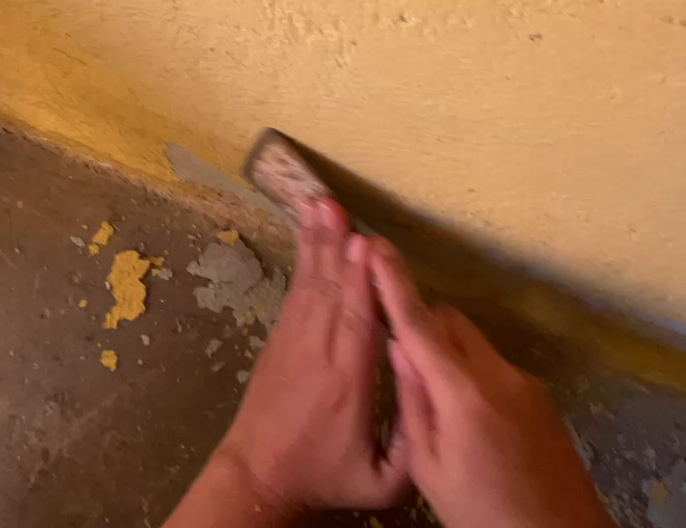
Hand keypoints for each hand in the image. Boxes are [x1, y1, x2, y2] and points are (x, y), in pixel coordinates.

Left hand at [165, 199, 407, 525]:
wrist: (259, 473)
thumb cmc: (327, 476)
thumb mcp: (382, 481)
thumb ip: (411, 441)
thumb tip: (427, 382)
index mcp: (348, 382)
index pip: (356, 322)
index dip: (361, 281)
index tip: (367, 244)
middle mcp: (319, 351)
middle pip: (332, 291)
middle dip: (337, 247)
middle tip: (339, 207)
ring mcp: (295, 338)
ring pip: (311, 282)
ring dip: (317, 242)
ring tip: (321, 204)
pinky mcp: (281, 334)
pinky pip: (296, 288)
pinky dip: (304, 256)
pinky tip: (308, 230)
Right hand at [369, 237, 612, 527]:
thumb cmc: (483, 514)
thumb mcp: (429, 468)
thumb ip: (412, 401)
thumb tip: (398, 345)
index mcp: (462, 392)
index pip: (418, 322)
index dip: (393, 281)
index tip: (376, 246)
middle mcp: (497, 374)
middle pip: (448, 319)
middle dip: (422, 324)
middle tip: (404, 356)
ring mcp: (524, 382)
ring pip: (472, 342)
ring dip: (449, 351)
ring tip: (440, 403)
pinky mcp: (542, 396)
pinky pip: (494, 365)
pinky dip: (473, 374)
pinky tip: (473, 420)